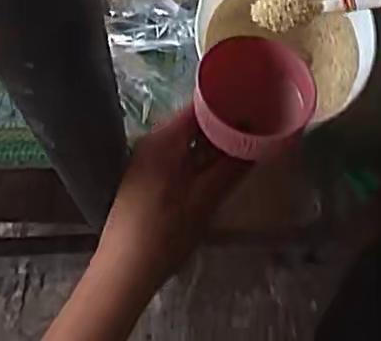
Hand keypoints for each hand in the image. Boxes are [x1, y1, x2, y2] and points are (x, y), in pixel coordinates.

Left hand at [94, 108, 251, 292]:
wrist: (121, 276)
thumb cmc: (165, 232)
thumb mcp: (208, 197)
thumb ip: (235, 164)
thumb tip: (260, 138)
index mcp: (166, 137)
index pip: (203, 104)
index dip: (231, 103)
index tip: (255, 107)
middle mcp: (152, 140)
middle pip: (196, 121)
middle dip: (224, 126)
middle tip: (252, 131)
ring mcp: (145, 159)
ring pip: (187, 140)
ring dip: (212, 145)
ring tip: (239, 151)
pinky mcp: (143, 177)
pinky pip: (177, 155)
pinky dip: (197, 158)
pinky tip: (213, 172)